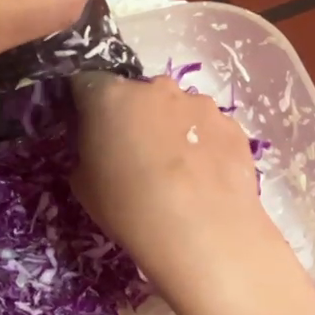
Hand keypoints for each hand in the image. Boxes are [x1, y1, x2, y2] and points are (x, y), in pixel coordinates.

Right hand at [71, 73, 284, 294]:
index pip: (86, 83)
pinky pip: (205, 128)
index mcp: (108, 96)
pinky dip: (199, 144)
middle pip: (134, 94)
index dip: (84, 105)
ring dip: (167, 127)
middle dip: (129, 115)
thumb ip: (86, 152)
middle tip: (129, 152)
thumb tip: (98, 147)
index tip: (86, 128)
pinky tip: (199, 177)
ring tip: (170, 168)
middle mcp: (154, 88)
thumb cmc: (127, 205)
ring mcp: (199, 103)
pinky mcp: (232, 125)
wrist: (202, 231)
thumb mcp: (82, 183)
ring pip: (174, 108)